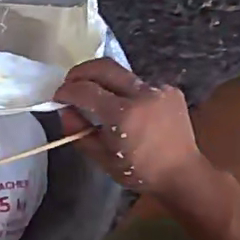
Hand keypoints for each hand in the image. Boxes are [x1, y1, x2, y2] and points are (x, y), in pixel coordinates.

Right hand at [52, 58, 205, 196]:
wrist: (181, 173)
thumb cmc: (138, 171)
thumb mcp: (101, 157)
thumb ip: (78, 131)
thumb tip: (64, 111)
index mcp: (123, 115)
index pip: (85, 90)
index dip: (66, 91)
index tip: (57, 98)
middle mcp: (142, 94)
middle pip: (103, 67)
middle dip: (80, 72)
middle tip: (70, 84)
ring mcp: (159, 89)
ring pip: (122, 74)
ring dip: (103, 81)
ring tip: (95, 97)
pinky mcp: (170, 90)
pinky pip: (139, 84)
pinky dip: (124, 91)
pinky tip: (124, 107)